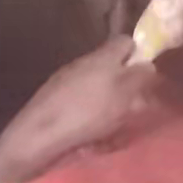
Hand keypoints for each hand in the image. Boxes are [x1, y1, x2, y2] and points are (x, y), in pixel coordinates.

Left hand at [0, 39, 153, 182]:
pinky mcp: (52, 102)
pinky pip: (80, 104)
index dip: (139, 54)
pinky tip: (92, 136)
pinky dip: (89, 116)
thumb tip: (149, 63)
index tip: (149, 75)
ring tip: (115, 127)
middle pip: (111, 66)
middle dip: (124, 84)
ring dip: (107, 102)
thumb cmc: (85, 114)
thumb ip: (140, 77)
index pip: (126, 41)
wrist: (34, 140)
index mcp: (102, 56)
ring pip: (96, 86)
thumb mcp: (123, 95)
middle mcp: (82, 63)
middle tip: (136, 107)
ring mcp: (64, 82)